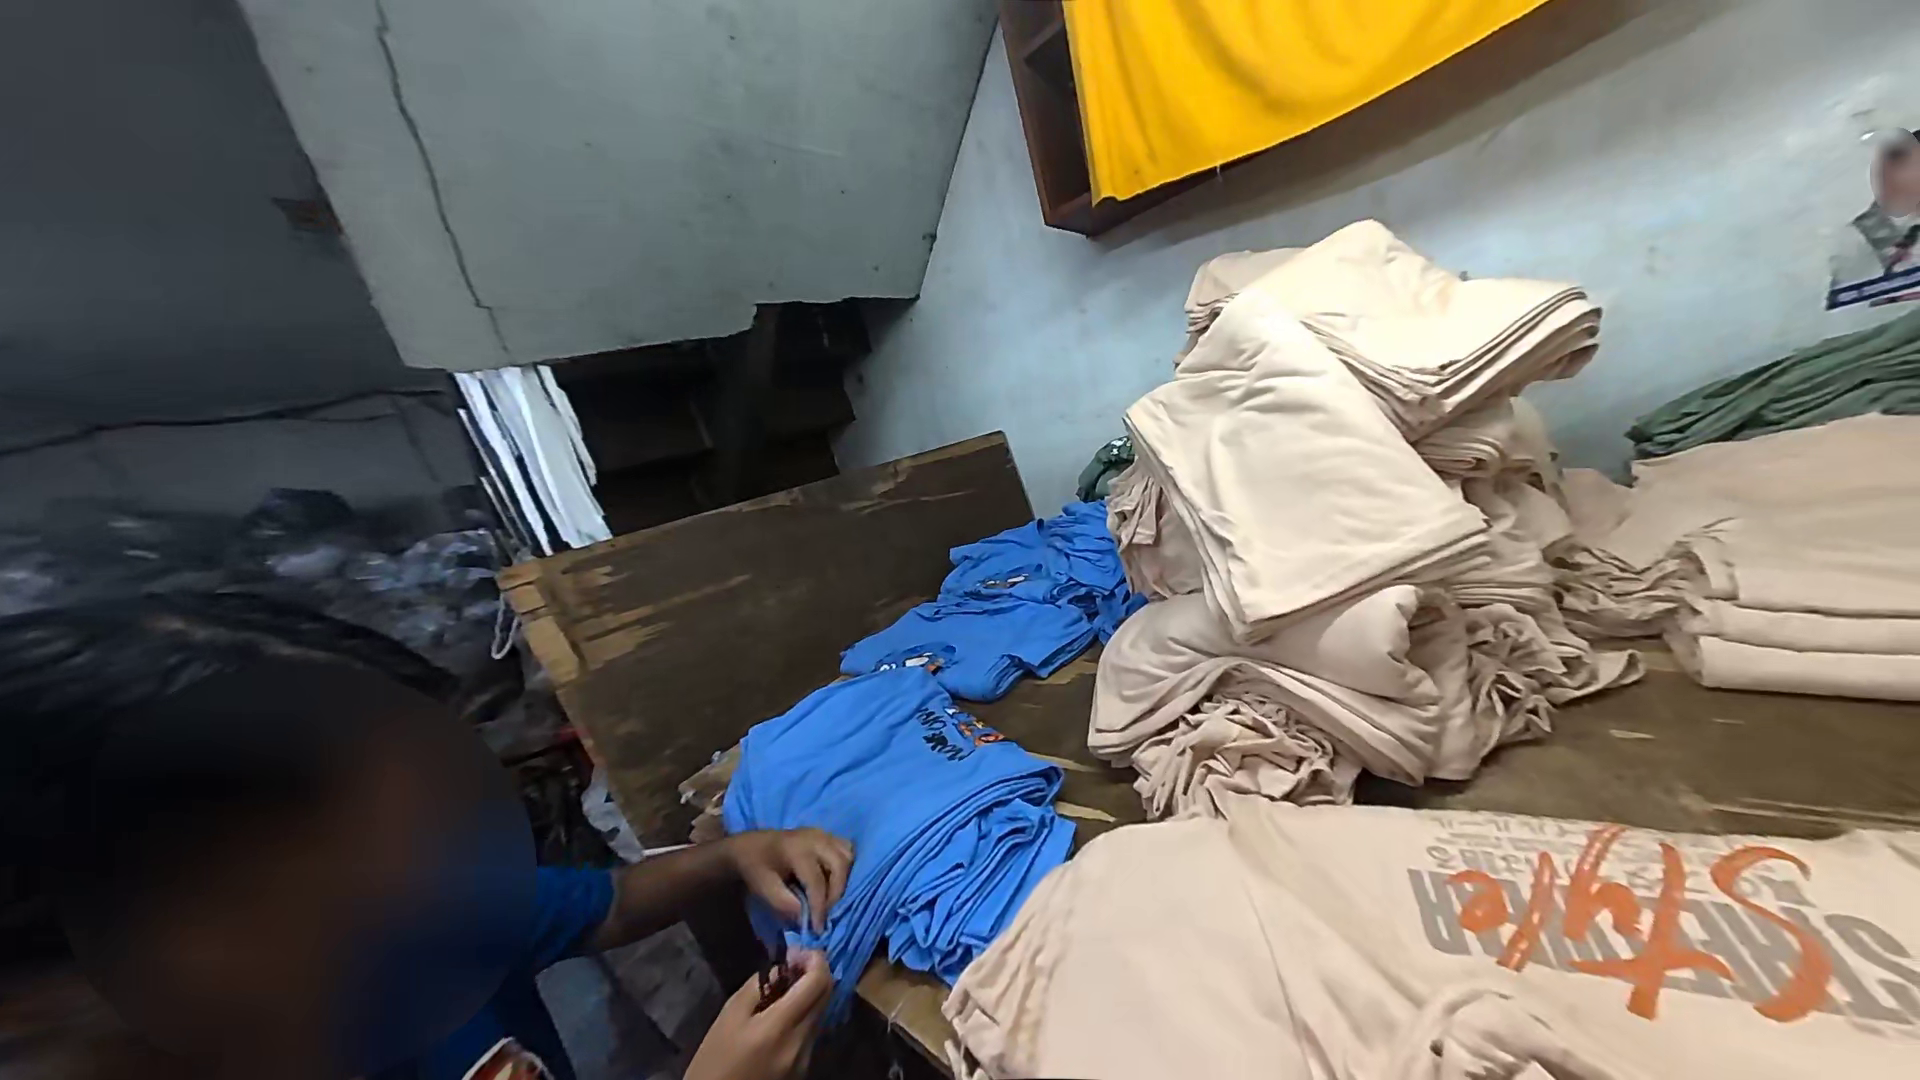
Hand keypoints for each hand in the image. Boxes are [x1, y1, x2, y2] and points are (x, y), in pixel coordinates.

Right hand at [685, 950, 831, 1079]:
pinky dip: (804, 1014)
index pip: (819, 981)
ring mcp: (805, 1060)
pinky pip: (811, 1031)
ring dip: (809, 993)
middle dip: (814, 972)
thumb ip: (759, 986)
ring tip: (785, 988)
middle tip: (792, 965)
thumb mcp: (729, 1016)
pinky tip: (783, 1014)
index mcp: (782, 1027)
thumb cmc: (713, 1064)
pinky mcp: (802, 1072)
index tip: (795, 952)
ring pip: (820, 1012)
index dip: (814, 958)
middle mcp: (801, 1043)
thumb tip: (781, 969)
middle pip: (826, 995)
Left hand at [723, 828, 853, 931]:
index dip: (820, 907)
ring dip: (843, 878)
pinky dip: (844, 865)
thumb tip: (807, 919)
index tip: (818, 929)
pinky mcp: (825, 834)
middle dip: (837, 892)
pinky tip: (833, 880)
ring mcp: (822, 833)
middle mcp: (815, 838)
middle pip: (840, 864)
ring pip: (847, 854)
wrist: (749, 844)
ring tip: (830, 897)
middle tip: (826, 912)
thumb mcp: (763, 888)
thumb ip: (785, 905)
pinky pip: (845, 848)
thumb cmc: (755, 867)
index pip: (817, 881)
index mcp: (797, 850)